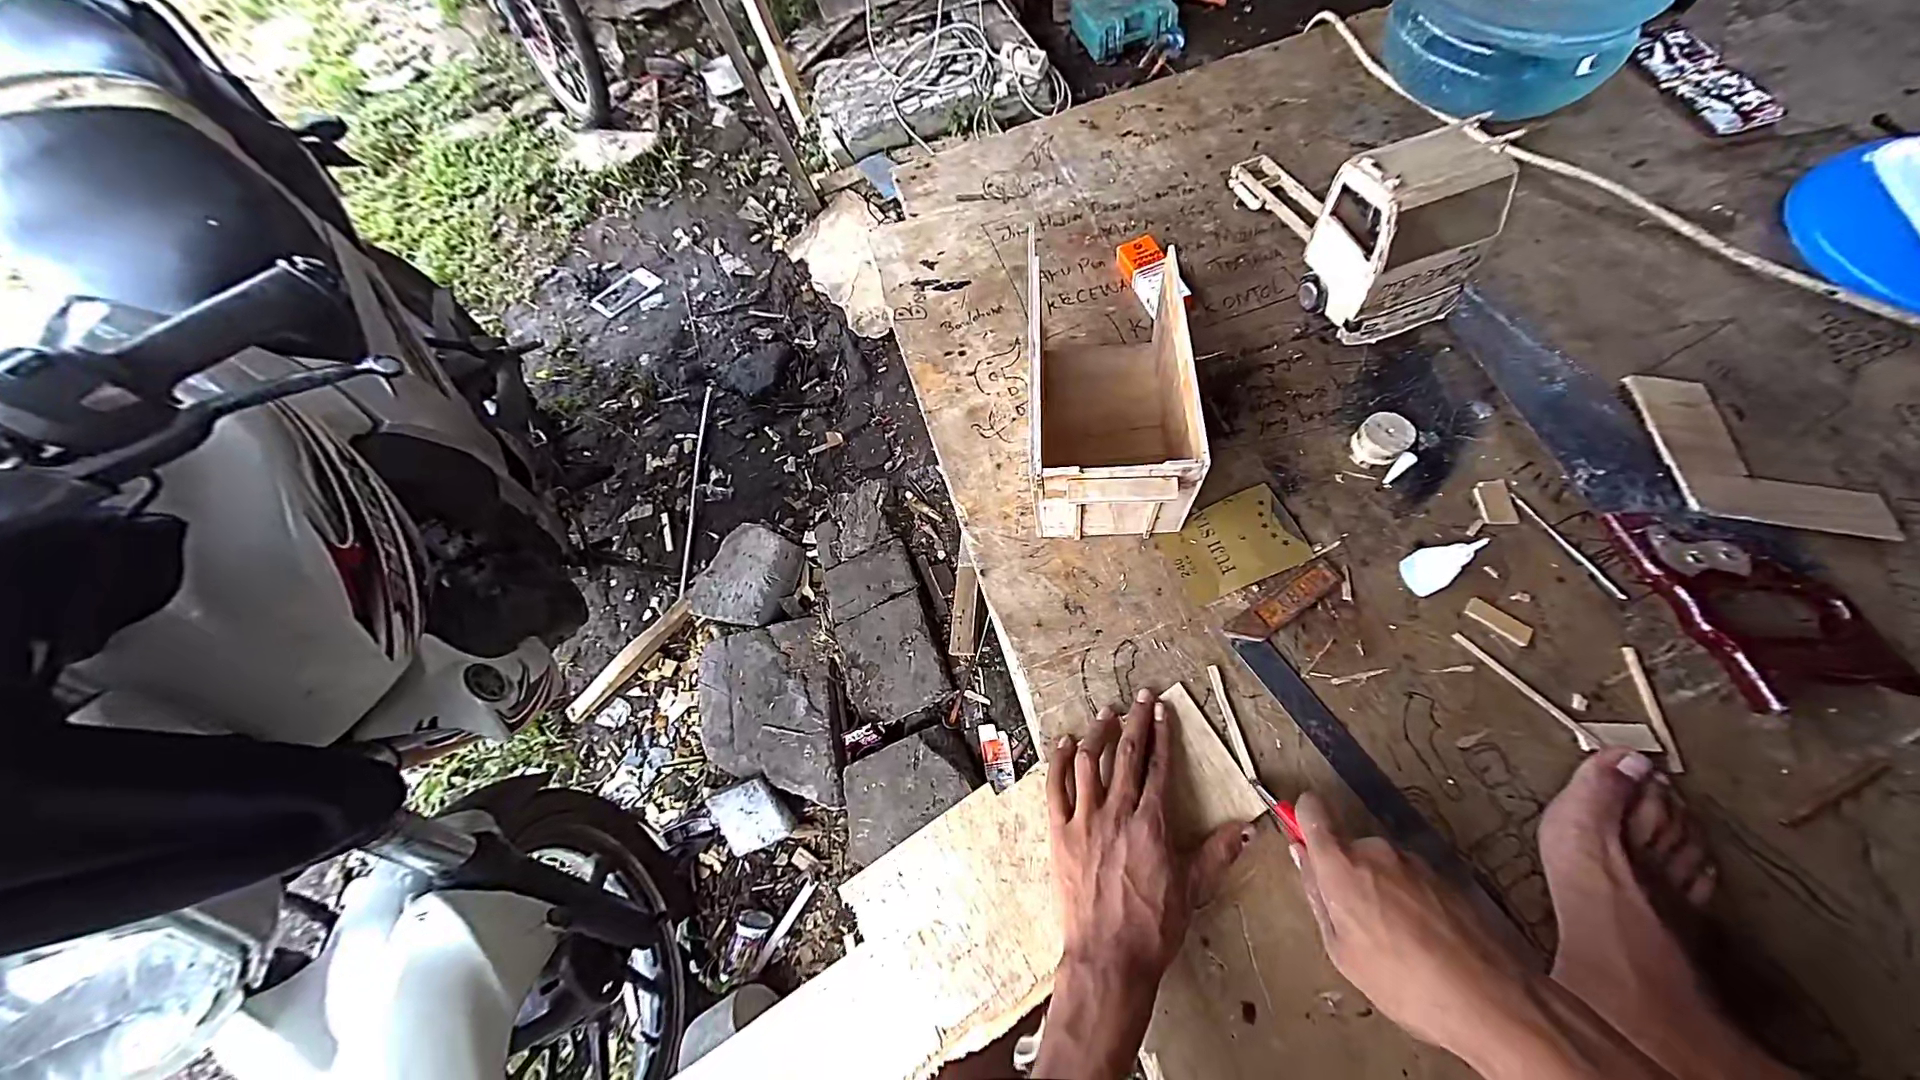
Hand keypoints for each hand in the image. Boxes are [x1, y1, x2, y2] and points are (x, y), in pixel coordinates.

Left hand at [1036, 688, 1251, 1079]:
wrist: (1108, 956)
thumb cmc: (1152, 927)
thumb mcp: (1192, 889)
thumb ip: (1216, 853)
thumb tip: (1245, 829)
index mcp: (1151, 823)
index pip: (1159, 766)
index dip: (1162, 734)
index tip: (1163, 711)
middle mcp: (1117, 812)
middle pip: (1128, 754)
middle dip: (1137, 721)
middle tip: (1141, 697)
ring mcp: (1085, 819)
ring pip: (1090, 762)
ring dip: (1099, 732)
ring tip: (1107, 713)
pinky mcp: (1060, 831)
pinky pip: (1055, 787)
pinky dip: (1059, 761)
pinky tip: (1065, 743)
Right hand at [1291, 794, 1667, 1079]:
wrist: (1494, 1004)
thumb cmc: (1410, 983)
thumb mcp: (1341, 950)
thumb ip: (1317, 896)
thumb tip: (1303, 860)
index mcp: (1341, 864)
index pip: (1311, 811)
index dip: (1302, 817)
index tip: (1300, 831)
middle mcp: (1376, 851)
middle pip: (1347, 846)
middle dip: (1345, 872)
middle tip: (1352, 916)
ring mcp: (1415, 863)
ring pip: (1381, 864)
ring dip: (1380, 888)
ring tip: (1393, 939)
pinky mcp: (1446, 879)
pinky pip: (1411, 880)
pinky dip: (1410, 901)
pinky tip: (1421, 942)